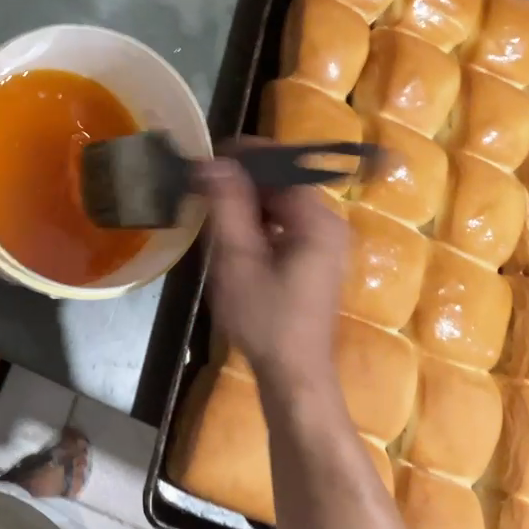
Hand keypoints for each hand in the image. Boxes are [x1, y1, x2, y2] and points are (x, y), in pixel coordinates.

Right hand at [198, 149, 349, 394]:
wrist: (293, 374)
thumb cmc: (265, 318)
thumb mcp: (237, 258)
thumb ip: (226, 204)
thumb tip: (210, 160)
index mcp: (317, 218)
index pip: (281, 163)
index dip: (242, 154)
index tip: (204, 157)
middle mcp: (328, 222)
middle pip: (281, 181)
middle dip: (240, 178)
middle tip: (199, 185)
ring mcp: (324, 241)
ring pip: (279, 202)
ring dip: (244, 199)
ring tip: (208, 206)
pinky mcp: (314, 258)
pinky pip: (282, 222)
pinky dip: (256, 219)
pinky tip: (230, 233)